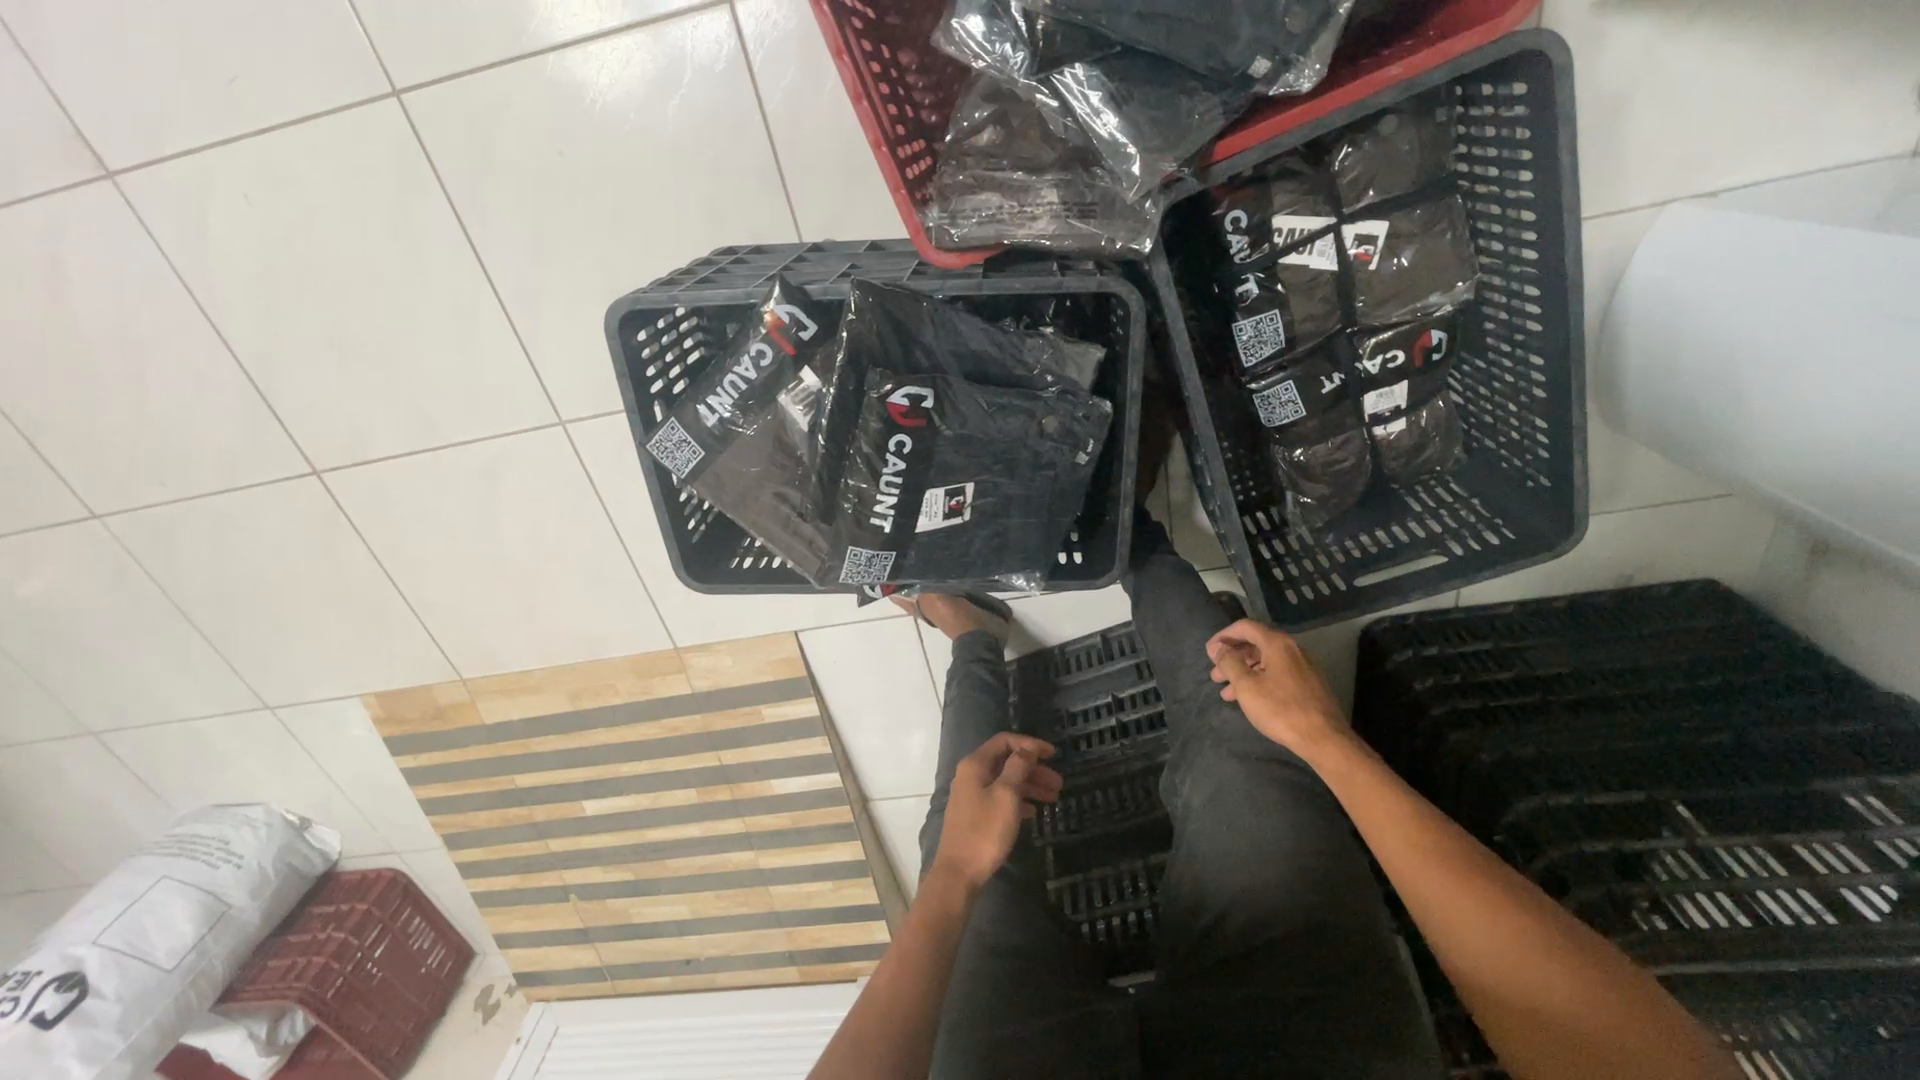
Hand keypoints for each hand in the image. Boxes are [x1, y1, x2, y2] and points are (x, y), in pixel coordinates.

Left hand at [930, 733, 1062, 889]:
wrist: (960, 872)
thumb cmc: (985, 830)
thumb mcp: (1006, 795)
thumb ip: (1017, 767)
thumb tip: (1027, 749)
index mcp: (975, 765)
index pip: (1004, 741)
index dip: (1030, 744)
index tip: (1053, 755)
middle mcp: (971, 775)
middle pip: (1007, 762)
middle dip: (1034, 769)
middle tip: (1058, 783)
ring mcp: (972, 795)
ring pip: (1006, 782)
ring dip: (1030, 786)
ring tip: (1053, 798)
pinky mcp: (976, 814)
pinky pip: (1001, 799)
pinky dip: (1019, 801)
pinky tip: (1034, 813)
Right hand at [1206, 618, 1352, 759]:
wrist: (1323, 737)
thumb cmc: (1280, 709)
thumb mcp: (1246, 686)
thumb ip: (1229, 662)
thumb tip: (1218, 647)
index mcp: (1277, 644)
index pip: (1245, 627)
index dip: (1224, 636)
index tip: (1210, 651)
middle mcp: (1292, 649)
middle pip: (1256, 644)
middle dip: (1233, 657)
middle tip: (1216, 675)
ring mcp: (1303, 667)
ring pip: (1266, 662)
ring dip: (1244, 672)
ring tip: (1227, 692)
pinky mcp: (1308, 684)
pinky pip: (1278, 674)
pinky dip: (1259, 681)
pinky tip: (1250, 699)